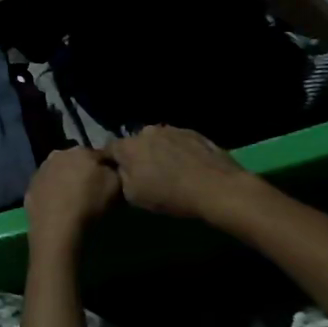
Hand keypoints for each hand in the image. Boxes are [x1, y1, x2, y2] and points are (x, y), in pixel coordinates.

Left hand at [25, 147, 119, 255]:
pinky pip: (46, 186)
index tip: (110, 180)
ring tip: (73, 199)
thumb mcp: (117, 186)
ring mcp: (41, 170)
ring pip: (58, 171)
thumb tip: (111, 167)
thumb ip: (115, 171)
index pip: (99, 155)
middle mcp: (58, 154)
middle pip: (76, 160)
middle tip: (90, 189)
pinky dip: (52, 191)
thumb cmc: (90, 204)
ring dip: (65, 179)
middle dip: (83, 170)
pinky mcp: (30, 186)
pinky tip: (58, 205)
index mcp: (80, 151)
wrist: (57, 226)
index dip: (106, 167)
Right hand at [107, 126, 260, 221]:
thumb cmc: (170, 195)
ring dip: (159, 152)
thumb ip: (121, 179)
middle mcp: (146, 131)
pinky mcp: (194, 132)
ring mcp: (171, 129)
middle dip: (138, 156)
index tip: (118, 174)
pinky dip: (179, 151)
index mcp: (127, 146)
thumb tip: (121, 171)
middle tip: (147, 174)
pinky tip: (189, 166)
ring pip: (157, 141)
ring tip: (171, 170)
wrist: (218, 188)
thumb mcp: (133, 197)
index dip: (111, 162)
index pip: (109, 150)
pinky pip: (178, 141)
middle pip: (135, 144)